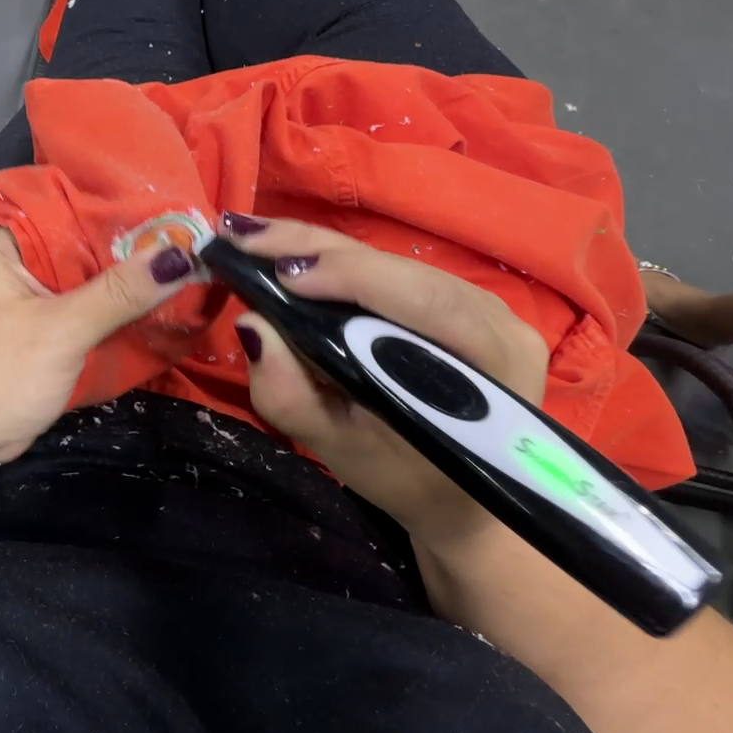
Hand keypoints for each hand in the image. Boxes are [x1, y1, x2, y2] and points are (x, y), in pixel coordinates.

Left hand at [0, 227, 196, 484]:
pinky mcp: (44, 326)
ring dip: (136, 280)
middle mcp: (23, 258)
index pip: (81, 204)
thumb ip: (119, 293)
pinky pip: (90, 307)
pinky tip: (166, 303)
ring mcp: (34, 293)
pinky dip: (120, 309)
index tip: (190, 209)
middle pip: (93, 242)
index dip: (133, 208)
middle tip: (208, 241)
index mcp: (13, 240)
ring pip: (95, 277)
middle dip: (142, 246)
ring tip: (201, 266)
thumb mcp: (59, 331)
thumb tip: (184, 253)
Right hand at [226, 216, 551, 548]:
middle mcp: (494, 319)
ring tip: (248, 238)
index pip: (423, 301)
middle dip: (313, 249)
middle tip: (238, 236)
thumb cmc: (402, 476)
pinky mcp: (451, 295)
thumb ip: (291, 395)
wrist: (458, 496)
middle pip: (398, 268)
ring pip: (386, 259)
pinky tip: (283, 249)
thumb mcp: (338, 448)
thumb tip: (252, 326)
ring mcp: (477, 301)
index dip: (351, 278)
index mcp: (488, 364)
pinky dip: (327, 255)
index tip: (281, 275)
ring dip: (312, 246)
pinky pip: (383, 266)